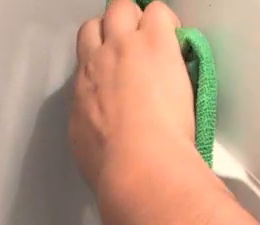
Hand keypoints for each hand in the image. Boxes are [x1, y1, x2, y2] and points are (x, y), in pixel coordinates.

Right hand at [70, 1, 198, 193]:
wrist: (137, 167)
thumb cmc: (115, 172)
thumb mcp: (89, 151)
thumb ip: (92, 126)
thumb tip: (100, 127)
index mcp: (82, 92)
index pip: (85, 58)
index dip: (100, 54)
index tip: (114, 67)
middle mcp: (97, 63)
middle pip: (99, 25)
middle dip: (115, 31)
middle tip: (135, 50)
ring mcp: (124, 48)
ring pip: (123, 9)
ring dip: (139, 21)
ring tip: (158, 44)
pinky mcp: (155, 43)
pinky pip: (159, 13)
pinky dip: (169, 24)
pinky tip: (177, 45)